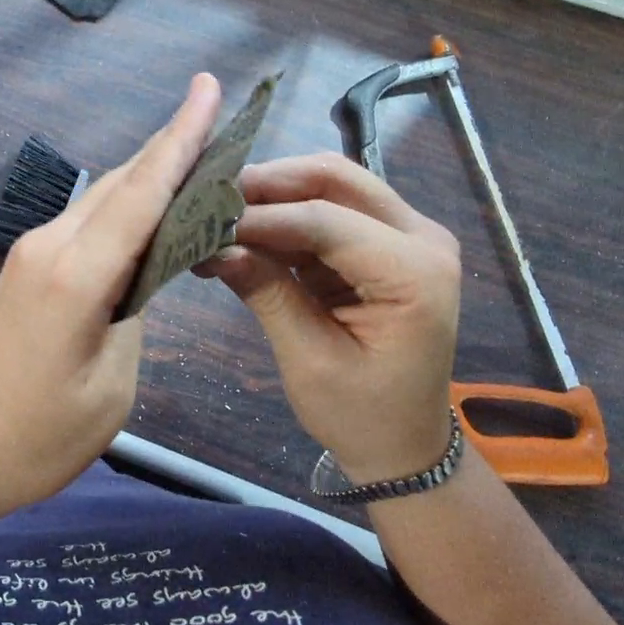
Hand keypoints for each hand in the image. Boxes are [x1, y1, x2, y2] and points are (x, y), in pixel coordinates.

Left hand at [0, 74, 222, 514]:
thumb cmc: (30, 438)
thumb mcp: (110, 388)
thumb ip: (132, 319)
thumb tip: (137, 279)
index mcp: (76, 273)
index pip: (142, 191)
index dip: (182, 138)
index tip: (208, 87)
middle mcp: (50, 248)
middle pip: (121, 184)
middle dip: (171, 149)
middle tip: (222, 122)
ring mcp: (30, 258)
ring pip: (100, 202)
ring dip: (147, 180)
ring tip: (199, 164)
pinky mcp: (22, 275)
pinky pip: (83, 229)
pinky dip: (122, 215)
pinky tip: (149, 220)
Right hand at [200, 153, 461, 482]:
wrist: (406, 445)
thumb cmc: (362, 414)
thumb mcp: (310, 360)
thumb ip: (268, 294)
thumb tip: (216, 248)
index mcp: (415, 273)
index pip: (326, 220)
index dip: (260, 217)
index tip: (202, 221)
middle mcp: (421, 238)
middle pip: (336, 179)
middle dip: (269, 184)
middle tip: (210, 200)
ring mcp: (407, 236)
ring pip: (330, 186)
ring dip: (272, 196)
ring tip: (218, 216)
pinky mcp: (384, 243)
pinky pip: (329, 210)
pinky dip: (282, 216)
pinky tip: (241, 233)